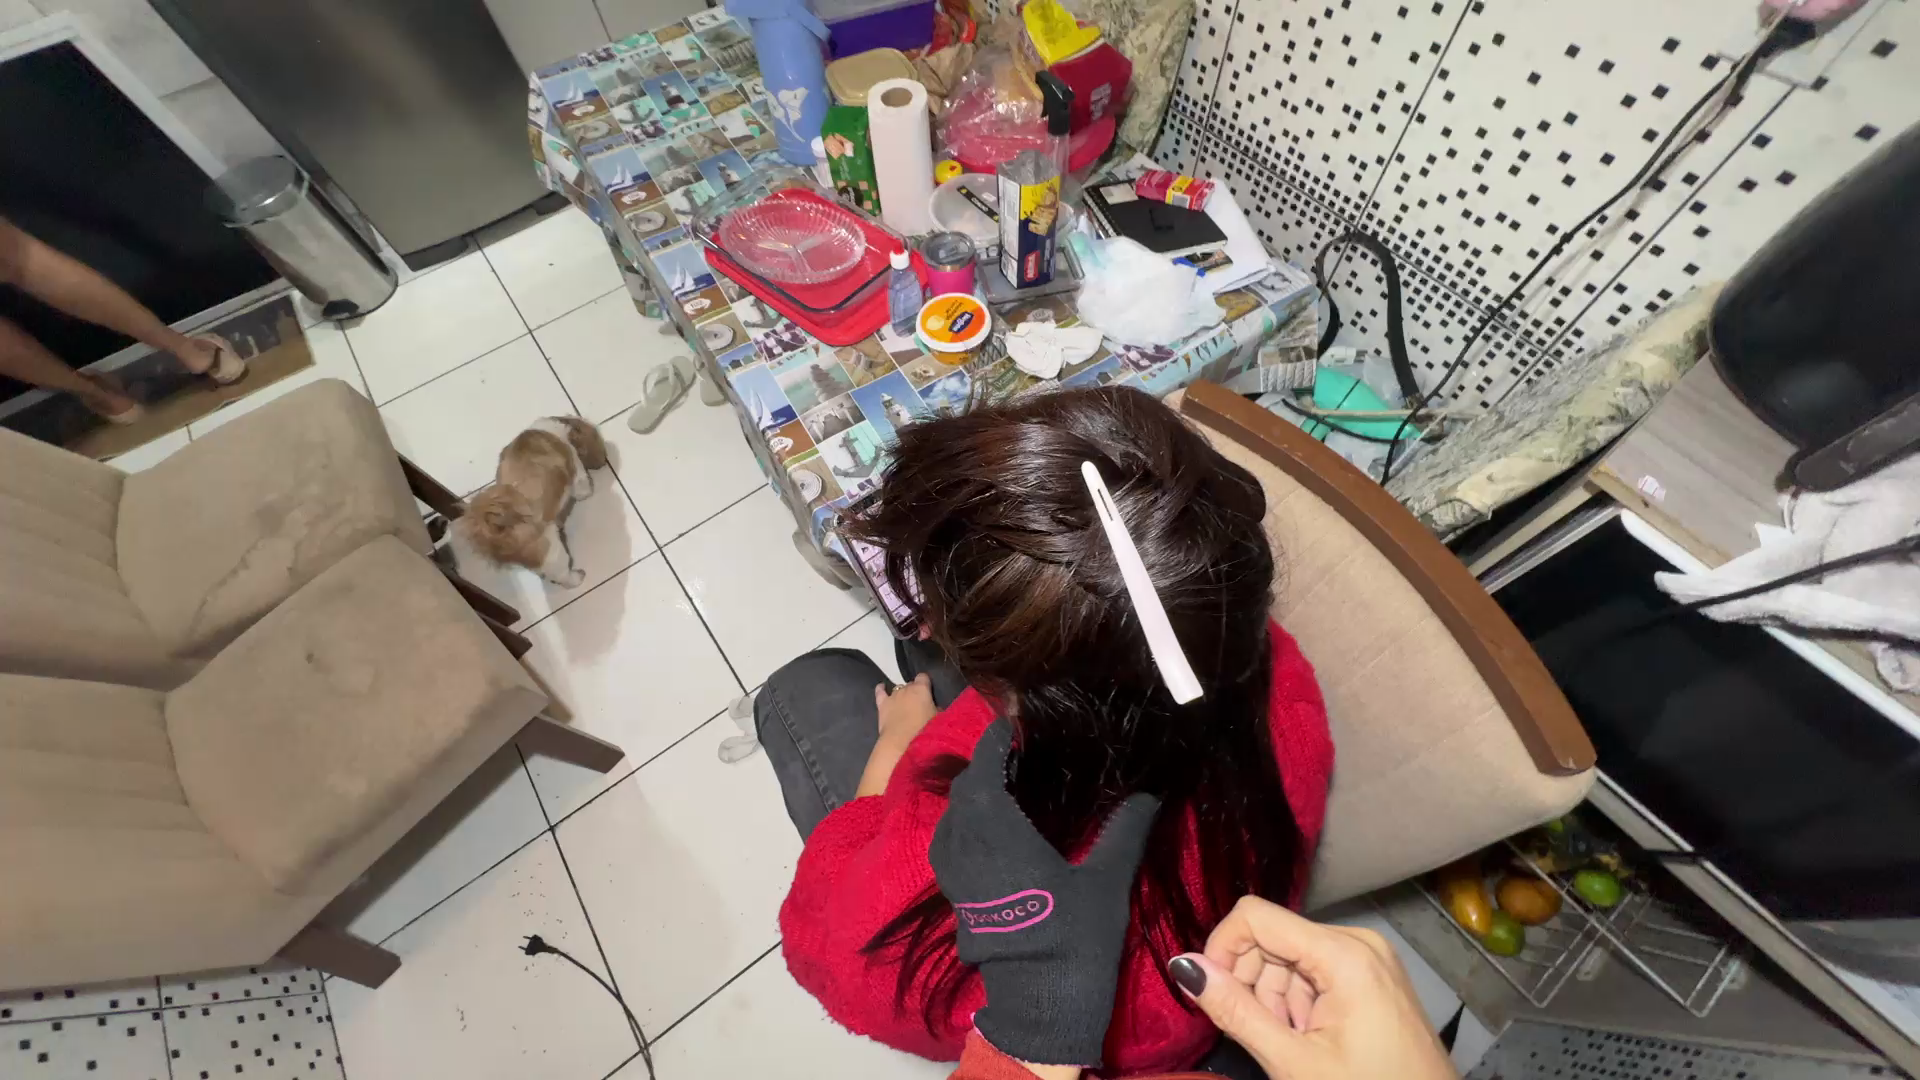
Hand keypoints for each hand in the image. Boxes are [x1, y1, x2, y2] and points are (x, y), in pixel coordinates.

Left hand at [875, 673, 936, 744]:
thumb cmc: (925, 730)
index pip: (923, 677)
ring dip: (902, 695)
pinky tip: (882, 687)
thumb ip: (936, 709)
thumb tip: (935, 707)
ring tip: (905, 704)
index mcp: (921, 689)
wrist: (902, 744)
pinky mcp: (882, 705)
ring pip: (898, 689)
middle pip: (910, 684)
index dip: (925, 683)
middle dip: (914, 692)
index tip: (928, 690)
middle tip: (918, 704)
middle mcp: (906, 688)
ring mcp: (893, 696)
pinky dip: (881, 689)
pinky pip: (880, 692)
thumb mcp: (938, 719)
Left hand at [929, 719, 1159, 1068]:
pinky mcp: (954, 894)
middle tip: (1019, 754)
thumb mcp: (1106, 880)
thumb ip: (1125, 831)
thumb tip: (1150, 794)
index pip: (984, 767)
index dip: (995, 740)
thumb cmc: (1073, 937)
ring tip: (1008, 787)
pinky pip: (951, 839)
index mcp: (996, 830)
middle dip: (987, 764)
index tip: (1014, 724)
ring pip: (954, 814)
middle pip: (966, 787)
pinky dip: (967, 821)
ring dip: (975, 793)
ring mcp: (953, 872)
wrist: (1041, 1008)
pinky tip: (994, 829)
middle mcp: (966, 843)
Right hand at [1168, 896, 1456, 1079]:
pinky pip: (1313, 969)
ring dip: (1274, 997)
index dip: (1222, 949)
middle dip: (1253, 983)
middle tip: (1264, 1036)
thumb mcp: (1294, 1064)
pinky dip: (1298, 1001)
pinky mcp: (1373, 975)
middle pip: (1271, 936)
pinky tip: (1310, 1040)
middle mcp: (1357, 941)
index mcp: (1343, 953)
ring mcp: (1369, 957)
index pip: (1254, 916)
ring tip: (1292, 1046)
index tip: (1212, 995)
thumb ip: (1234, 1010)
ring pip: (1287, 955)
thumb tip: (1181, 964)